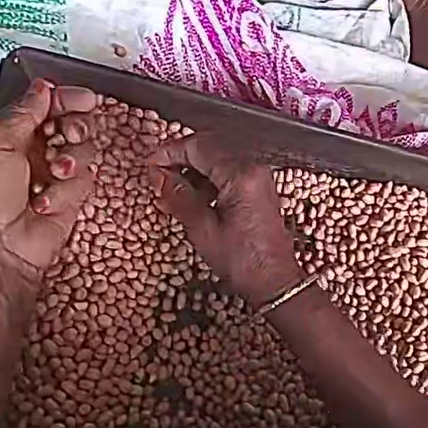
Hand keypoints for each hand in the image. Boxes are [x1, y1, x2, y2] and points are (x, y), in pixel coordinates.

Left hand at [0, 78, 97, 284]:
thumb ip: (24, 111)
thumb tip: (43, 89)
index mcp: (9, 135)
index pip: (45, 107)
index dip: (65, 99)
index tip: (85, 99)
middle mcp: (33, 154)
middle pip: (71, 126)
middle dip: (76, 128)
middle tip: (70, 134)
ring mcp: (52, 178)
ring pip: (83, 153)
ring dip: (71, 161)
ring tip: (55, 173)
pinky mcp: (69, 201)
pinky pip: (85, 183)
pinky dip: (67, 191)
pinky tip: (45, 203)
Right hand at [148, 136, 302, 303]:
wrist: (275, 281)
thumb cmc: (243, 262)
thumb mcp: (203, 230)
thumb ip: (179, 197)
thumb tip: (159, 176)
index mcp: (241, 175)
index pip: (199, 147)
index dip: (170, 152)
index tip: (152, 164)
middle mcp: (254, 168)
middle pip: (210, 146)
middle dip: (181, 157)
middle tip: (159, 175)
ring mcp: (260, 177)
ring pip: (219, 158)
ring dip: (195, 167)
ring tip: (173, 188)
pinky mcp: (260, 188)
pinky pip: (230, 171)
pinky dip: (210, 177)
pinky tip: (195, 195)